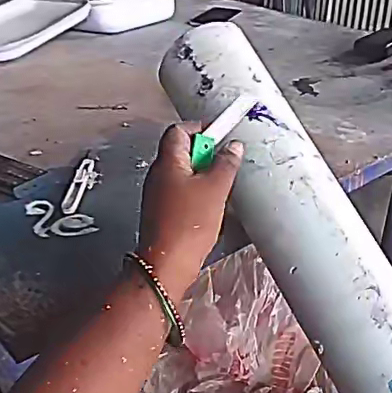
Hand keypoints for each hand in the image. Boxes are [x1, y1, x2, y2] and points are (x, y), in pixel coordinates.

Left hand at [138, 122, 241, 293]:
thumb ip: (226, 163)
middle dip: (206, 154)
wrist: (168, 264)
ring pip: (184, 174)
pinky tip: (211, 208)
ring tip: (220, 189)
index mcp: (167, 162)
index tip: (222, 133)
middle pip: (182, 151)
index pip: (179, 130)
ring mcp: (159, 195)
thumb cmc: (187, 225)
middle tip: (225, 164)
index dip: (201, 128)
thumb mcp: (215, 189)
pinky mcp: (164, 212)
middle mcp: (158, 175)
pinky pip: (182, 193)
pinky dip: (198, 194)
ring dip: (204, 176)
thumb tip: (233, 147)